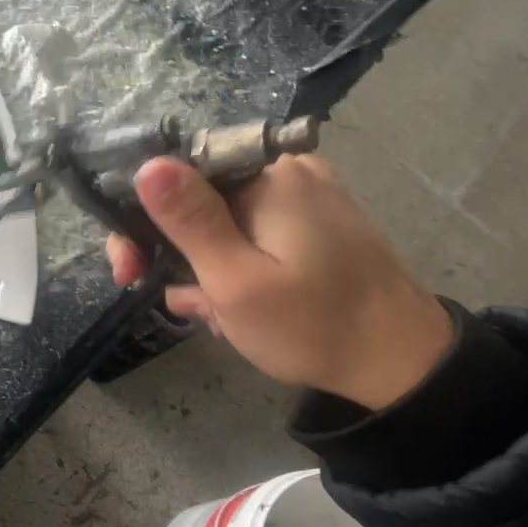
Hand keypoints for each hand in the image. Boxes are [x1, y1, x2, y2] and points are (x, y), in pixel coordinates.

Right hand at [105, 154, 455, 410]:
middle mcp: (287, 173)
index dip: (140, 217)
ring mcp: (303, 199)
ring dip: (198, 268)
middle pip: (194, 198)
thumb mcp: (235, 279)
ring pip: (216, 222)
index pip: (177, 173)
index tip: (129, 267)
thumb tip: (147, 165)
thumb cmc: (310, 324)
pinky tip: (231, 306)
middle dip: (169, 249)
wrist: (399, 362)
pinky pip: (247, 235)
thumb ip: (189, 221)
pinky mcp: (310, 225)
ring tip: (211, 313)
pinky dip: (230, 268)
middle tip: (156, 293)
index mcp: (268, 177)